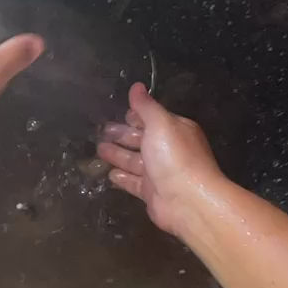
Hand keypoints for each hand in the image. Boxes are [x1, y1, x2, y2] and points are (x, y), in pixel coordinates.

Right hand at [98, 82, 226, 239]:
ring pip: (134, 161)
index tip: (119, 114)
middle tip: (101, 132)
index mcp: (174, 130)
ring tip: (99, 150)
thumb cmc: (174, 157)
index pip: (151, 119)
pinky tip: (109, 174)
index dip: (135, 116)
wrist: (188, 201)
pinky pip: (133, 182)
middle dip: (122, 135)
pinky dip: (122, 177)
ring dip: (117, 155)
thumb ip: (146, 106)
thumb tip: (136, 86)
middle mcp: (168, 150)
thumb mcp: (160, 123)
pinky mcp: (151, 192)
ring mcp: (159, 173)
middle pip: (141, 140)